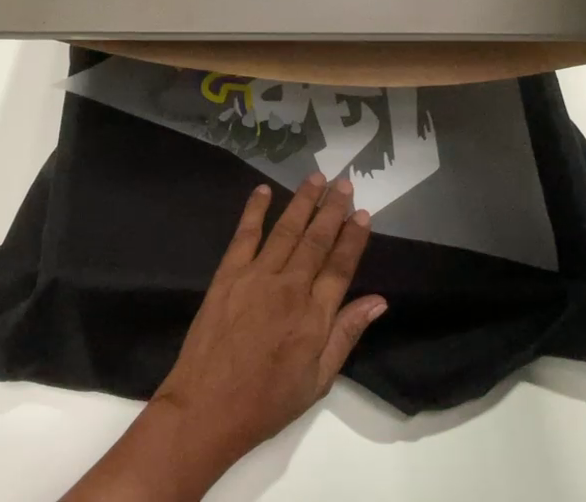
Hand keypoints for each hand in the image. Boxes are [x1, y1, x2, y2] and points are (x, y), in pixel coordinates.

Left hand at [61, 173, 385, 501]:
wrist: (206, 408)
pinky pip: (245, 235)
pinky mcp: (228, 275)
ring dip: (303, 202)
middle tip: (345, 183)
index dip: (354, 238)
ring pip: (286, 230)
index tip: (364, 214)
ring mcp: (257, 277)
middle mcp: (290, 288)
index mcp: (314, 316)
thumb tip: (378, 300)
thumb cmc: (267, 402)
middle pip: (317, 240)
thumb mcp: (318, 380)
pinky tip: (263, 190)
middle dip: (333, 209)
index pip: (341, 266)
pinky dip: (255, 210)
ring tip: (317, 178)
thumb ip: (346, 334)